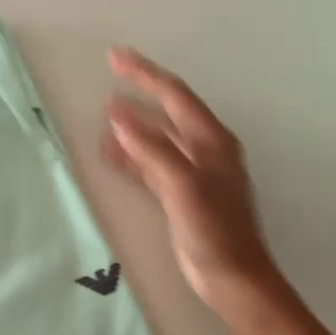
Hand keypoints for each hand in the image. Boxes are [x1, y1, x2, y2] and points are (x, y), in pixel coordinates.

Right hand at [101, 47, 283, 316]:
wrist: (232, 277)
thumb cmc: (214, 231)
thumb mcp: (183, 186)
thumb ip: (151, 149)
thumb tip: (118, 114)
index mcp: (211, 141)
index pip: (175, 96)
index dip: (145, 74)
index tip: (114, 57)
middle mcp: (204, 150)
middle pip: (167, 112)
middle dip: (139, 94)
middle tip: (109, 76)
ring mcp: (192, 173)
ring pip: (157, 138)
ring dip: (132, 125)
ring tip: (103, 115)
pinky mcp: (180, 195)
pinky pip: (151, 165)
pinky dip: (131, 156)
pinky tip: (111, 155)